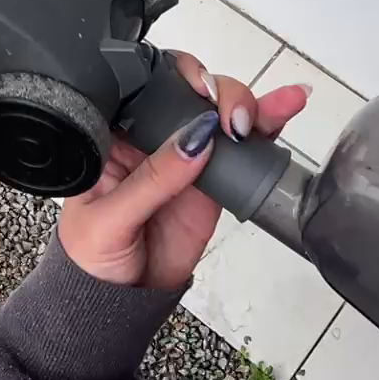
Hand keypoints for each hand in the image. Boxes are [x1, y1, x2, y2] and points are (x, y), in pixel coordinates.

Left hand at [58, 52, 309, 288]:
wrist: (122, 303)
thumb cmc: (93, 258)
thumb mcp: (109, 219)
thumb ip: (151, 180)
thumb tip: (196, 139)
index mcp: (112, 135)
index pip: (142, 87)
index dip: (174, 76)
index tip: (198, 88)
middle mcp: (150, 137)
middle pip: (189, 93)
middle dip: (218, 91)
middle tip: (230, 117)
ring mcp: (185, 157)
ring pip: (220, 114)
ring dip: (250, 102)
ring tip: (276, 105)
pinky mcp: (213, 179)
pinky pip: (241, 149)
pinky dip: (266, 128)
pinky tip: (285, 108)